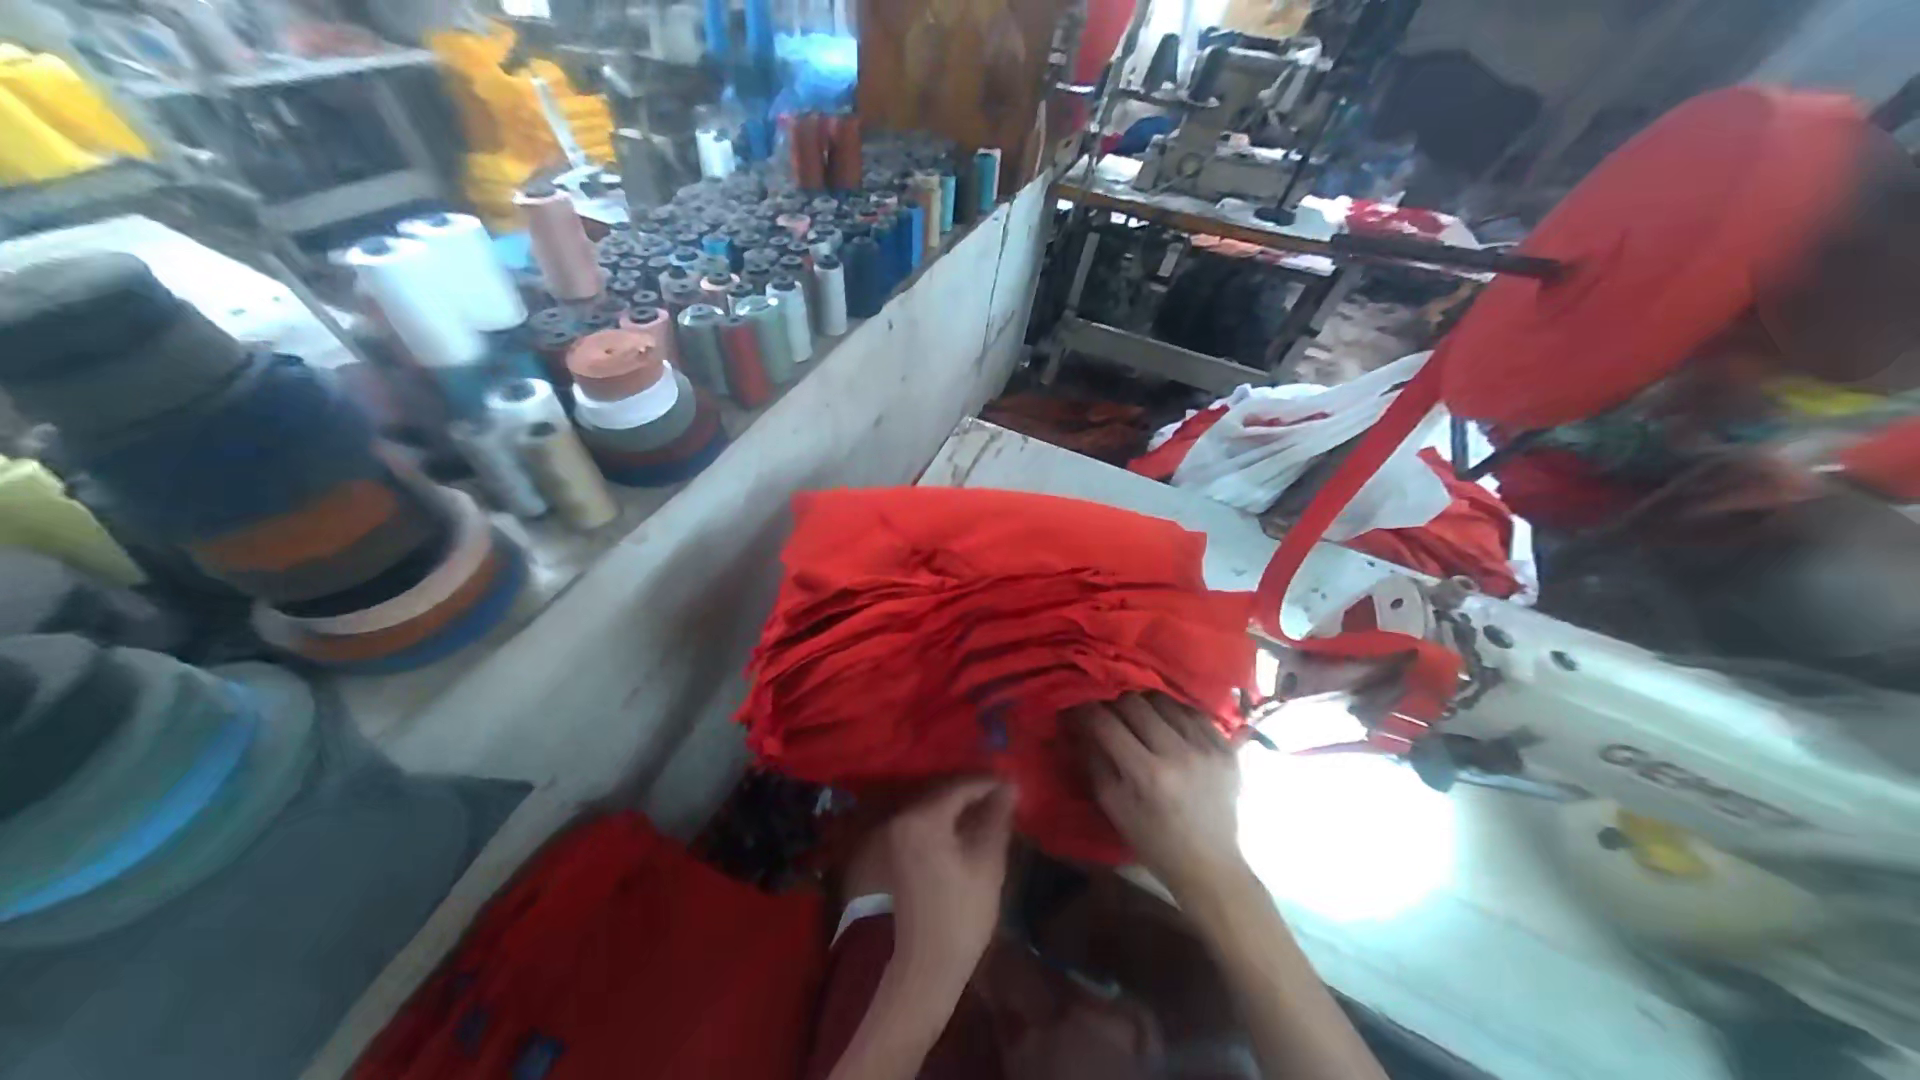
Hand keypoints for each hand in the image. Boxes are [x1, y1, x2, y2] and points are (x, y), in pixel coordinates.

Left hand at [882, 777, 1015, 987]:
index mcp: (921, 818)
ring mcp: (893, 836)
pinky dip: (946, 823)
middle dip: (974, 794)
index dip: (989, 783)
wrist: (923, 968)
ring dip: (960, 808)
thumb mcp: (987, 863)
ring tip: (990, 812)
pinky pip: (924, 825)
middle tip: (1004, 797)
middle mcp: (901, 819)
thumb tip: (1008, 788)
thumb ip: (996, 819)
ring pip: (933, 809)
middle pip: (943, 795)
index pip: (960, 786)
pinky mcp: (893, 854)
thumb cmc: (960, 915)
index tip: (1013, 784)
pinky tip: (967, 832)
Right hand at [1078, 693, 1245, 896]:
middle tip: (1108, 712)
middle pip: (1135, 703)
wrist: (1210, 865)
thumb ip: (1095, 760)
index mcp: (1147, 774)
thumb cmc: (1154, 841)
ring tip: (1138, 716)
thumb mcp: (1113, 806)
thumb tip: (1079, 725)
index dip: (1086, 710)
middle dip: (1113, 703)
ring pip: (1165, 701)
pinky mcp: (1227, 749)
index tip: (1077, 708)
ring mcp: (1207, 749)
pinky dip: (1175, 712)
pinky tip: (1167, 723)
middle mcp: (1179, 754)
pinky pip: (1194, 712)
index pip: (1106, 723)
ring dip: (1145, 704)